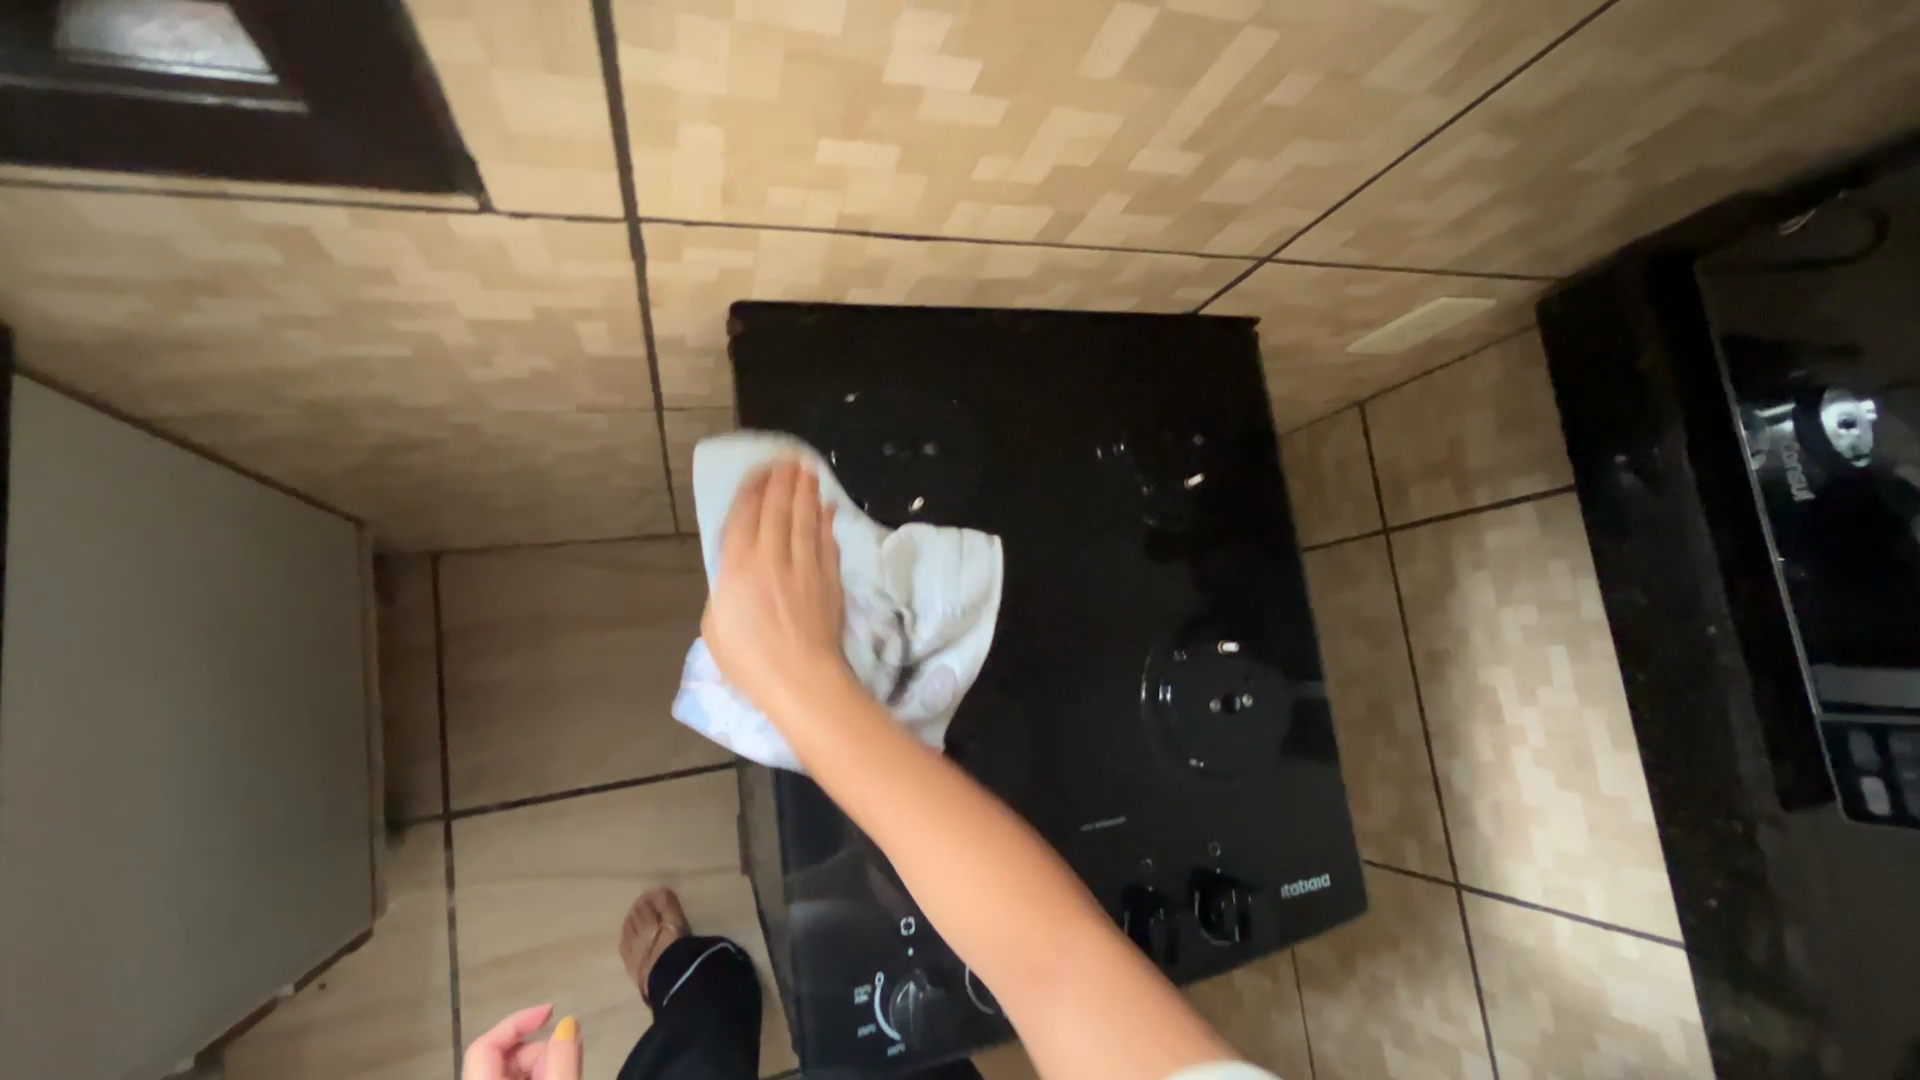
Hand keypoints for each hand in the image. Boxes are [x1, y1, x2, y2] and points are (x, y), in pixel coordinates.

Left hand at [462, 1005, 580, 1079]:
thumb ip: (561, 1059)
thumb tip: (568, 1021)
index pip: (485, 1045)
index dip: (517, 1021)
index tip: (552, 1012)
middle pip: (504, 1055)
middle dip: (539, 1052)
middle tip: (567, 1062)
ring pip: (513, 1068)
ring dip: (542, 1065)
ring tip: (565, 1075)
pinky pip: (515, 1079)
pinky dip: (538, 1075)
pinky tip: (556, 1077)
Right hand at [702, 462, 849, 716]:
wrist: (801, 678)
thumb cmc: (749, 661)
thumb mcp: (716, 626)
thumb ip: (725, 590)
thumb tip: (736, 574)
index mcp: (737, 568)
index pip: (745, 517)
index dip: (754, 490)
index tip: (761, 471)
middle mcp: (772, 558)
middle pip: (778, 510)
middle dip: (783, 482)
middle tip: (790, 460)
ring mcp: (805, 567)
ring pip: (806, 520)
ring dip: (807, 493)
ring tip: (808, 471)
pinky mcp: (829, 580)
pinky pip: (827, 543)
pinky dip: (827, 523)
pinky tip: (828, 508)